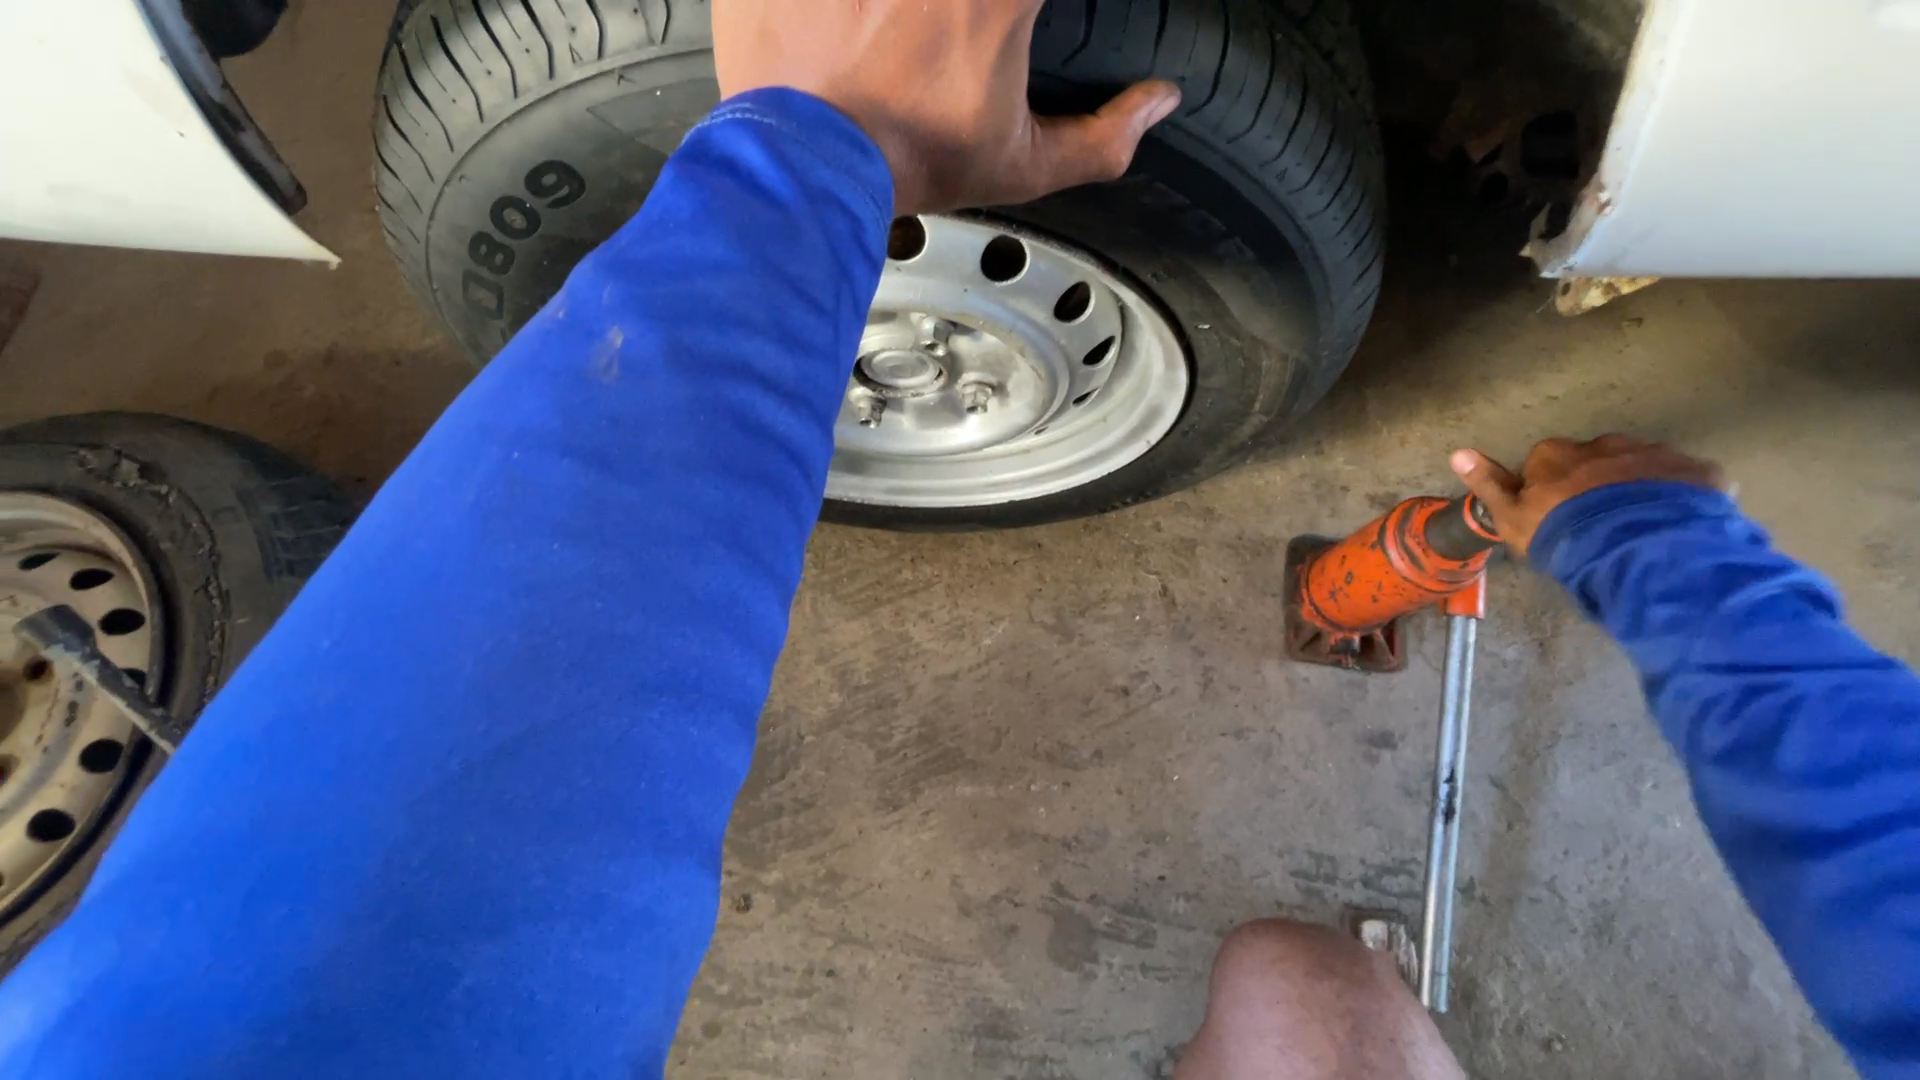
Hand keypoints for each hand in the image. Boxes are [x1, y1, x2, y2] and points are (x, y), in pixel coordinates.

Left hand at [714, 0, 1181, 215]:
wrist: (807, 170)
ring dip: (916, 8)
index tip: (1025, 27)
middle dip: (973, 13)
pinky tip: (867, 21)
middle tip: (967, 34)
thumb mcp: (1017, 166)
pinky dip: (853, 1)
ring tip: (915, 30)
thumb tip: (1157, 104)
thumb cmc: (908, 162)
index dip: (1034, 9)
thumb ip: (1099, 139)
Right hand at [1450, 435, 1727, 555]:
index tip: (1553, 515)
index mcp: (1556, 454)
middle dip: (1597, 482)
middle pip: (1595, 460)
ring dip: (1637, 487)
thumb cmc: (1561, 533)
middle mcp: (1603, 443)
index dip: (1548, 489)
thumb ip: (1488, 484)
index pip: (1545, 464)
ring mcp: (1654, 454)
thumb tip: (1457, 453)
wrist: (1639, 546)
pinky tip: (1676, 524)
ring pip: (1641, 467)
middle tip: (1597, 521)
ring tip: (1638, 525)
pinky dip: (1681, 496)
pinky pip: (1687, 480)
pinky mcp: (1699, 471)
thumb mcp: (1510, 517)